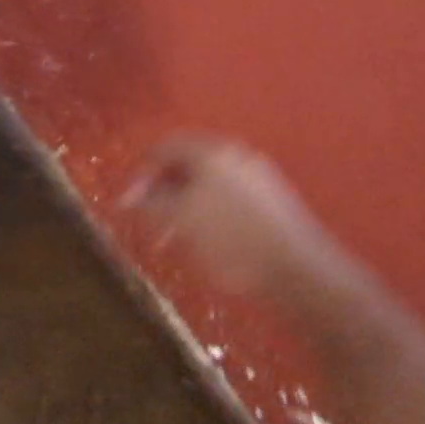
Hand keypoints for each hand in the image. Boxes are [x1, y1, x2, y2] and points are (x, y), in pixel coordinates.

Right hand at [122, 136, 347, 299]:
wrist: (300, 275)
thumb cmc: (230, 240)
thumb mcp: (178, 220)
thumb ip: (148, 204)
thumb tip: (124, 197)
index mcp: (211, 152)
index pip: (164, 148)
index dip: (142, 173)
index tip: (130, 202)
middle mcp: (236, 157)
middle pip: (188, 167)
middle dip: (165, 193)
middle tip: (153, 223)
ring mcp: (259, 180)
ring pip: (209, 186)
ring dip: (187, 208)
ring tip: (179, 239)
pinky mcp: (275, 205)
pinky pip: (231, 201)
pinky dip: (212, 216)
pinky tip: (211, 243)